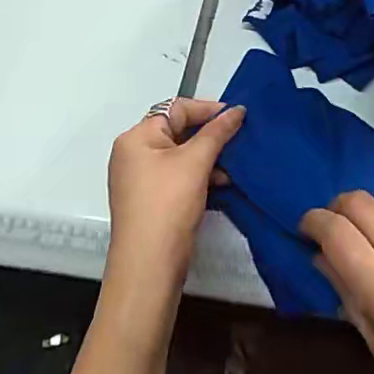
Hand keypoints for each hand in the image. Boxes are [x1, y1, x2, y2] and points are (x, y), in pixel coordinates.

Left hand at [107, 99, 244, 281]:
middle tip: (239, 138)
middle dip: (210, 135)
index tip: (238, 116)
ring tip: (233, 164)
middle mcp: (134, 153)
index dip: (208, 109)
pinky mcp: (151, 198)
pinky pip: (178, 174)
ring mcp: (140, 178)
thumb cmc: (168, 204)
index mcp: (136, 137)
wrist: (149, 265)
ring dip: (208, 156)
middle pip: (178, 130)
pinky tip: (221, 182)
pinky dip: (200, 174)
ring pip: (181, 154)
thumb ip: (218, 131)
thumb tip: (237, 109)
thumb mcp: (197, 162)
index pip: (177, 108)